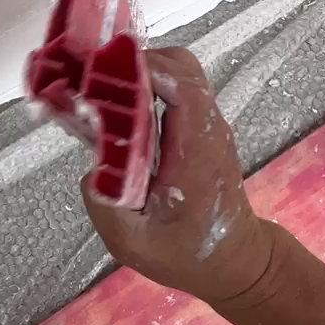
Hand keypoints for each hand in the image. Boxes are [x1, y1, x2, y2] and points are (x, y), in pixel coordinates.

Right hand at [84, 47, 285, 308]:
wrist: (235, 263)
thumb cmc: (189, 255)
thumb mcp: (135, 245)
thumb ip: (106, 208)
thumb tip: (89, 170)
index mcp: (197, 152)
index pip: (184, 89)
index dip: (146, 69)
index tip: (103, 72)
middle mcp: (206, 129)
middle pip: (181, 66)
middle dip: (136, 60)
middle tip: (95, 77)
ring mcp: (203, 125)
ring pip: (177, 70)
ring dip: (137, 68)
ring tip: (100, 85)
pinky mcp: (194, 128)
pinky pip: (172, 87)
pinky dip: (143, 81)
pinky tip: (113, 101)